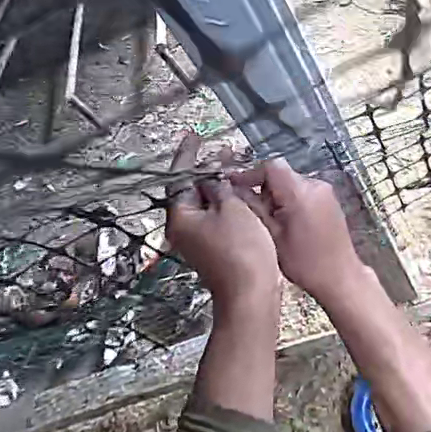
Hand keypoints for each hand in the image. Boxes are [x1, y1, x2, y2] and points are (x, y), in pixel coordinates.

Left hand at [165, 135, 281, 314]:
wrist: (251, 294)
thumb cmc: (241, 250)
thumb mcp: (232, 208)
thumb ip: (219, 187)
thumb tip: (211, 178)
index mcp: (181, 217)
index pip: (179, 177)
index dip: (188, 155)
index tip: (194, 136)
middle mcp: (183, 228)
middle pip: (191, 190)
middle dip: (208, 169)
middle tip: (226, 151)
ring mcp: (198, 239)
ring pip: (205, 203)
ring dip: (218, 184)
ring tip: (236, 166)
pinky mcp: (213, 247)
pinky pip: (215, 216)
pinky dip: (225, 201)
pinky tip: (240, 192)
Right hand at [229, 157, 370, 300]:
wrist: (341, 277)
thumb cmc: (305, 263)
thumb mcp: (273, 237)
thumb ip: (254, 208)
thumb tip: (236, 190)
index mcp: (300, 194)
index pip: (271, 167)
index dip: (250, 174)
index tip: (235, 186)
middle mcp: (315, 186)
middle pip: (281, 174)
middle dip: (264, 188)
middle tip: (254, 211)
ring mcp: (325, 192)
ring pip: (291, 182)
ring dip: (277, 195)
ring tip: (271, 220)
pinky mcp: (330, 200)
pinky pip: (303, 191)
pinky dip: (291, 200)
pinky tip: (287, 222)